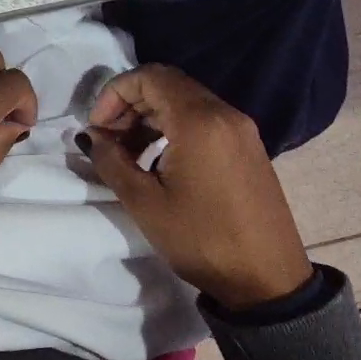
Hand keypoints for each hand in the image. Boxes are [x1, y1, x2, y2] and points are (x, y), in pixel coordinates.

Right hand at [82, 64, 312, 310]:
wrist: (268, 282)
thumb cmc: (202, 240)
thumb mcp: (144, 203)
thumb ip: (111, 160)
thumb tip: (91, 136)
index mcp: (199, 122)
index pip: (148, 77)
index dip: (113, 94)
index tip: (96, 128)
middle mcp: (224, 114)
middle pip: (166, 84)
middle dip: (128, 104)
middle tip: (107, 140)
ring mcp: (240, 130)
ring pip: (183, 101)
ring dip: (148, 116)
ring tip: (127, 154)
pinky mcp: (247, 147)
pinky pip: (202, 119)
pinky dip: (171, 127)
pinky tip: (157, 161)